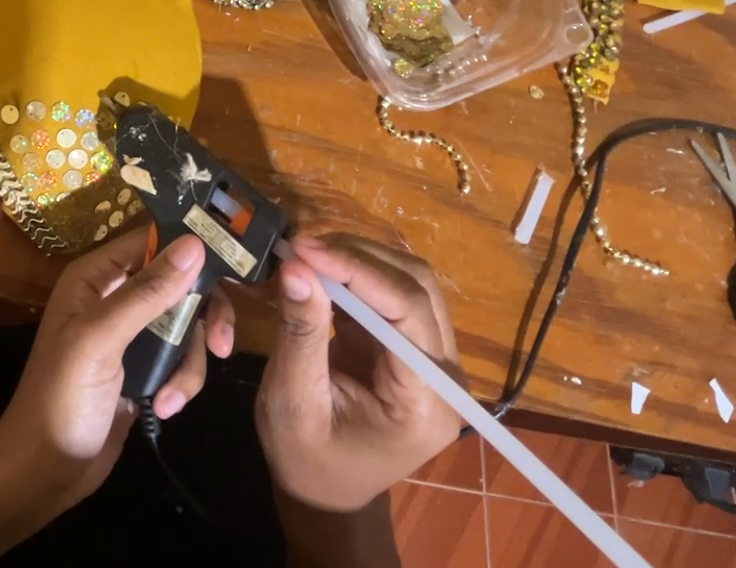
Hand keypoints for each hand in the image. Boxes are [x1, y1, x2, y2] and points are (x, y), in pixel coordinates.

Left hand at [0, 228, 235, 500]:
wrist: (47, 469)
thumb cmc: (62, 395)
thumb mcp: (101, 338)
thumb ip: (146, 292)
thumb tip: (194, 244)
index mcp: (95, 277)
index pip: (150, 242)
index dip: (189, 248)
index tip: (232, 265)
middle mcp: (113, 296)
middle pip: (178, 283)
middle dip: (203, 316)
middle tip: (222, 344)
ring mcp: (130, 334)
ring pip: (185, 325)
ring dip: (190, 361)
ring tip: (172, 396)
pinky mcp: (143, 368)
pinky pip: (180, 359)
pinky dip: (181, 382)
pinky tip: (164, 407)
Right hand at [256, 234, 463, 513]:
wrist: (324, 491)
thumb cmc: (306, 457)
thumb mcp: (292, 400)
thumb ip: (300, 332)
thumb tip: (297, 266)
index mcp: (424, 401)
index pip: (408, 311)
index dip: (357, 270)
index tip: (304, 247)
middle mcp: (443, 376)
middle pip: (417, 287)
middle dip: (357, 257)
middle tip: (300, 245)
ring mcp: (431, 360)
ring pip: (408, 282)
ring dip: (357, 259)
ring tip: (306, 253)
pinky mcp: (408, 346)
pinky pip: (390, 293)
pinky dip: (352, 273)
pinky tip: (318, 269)